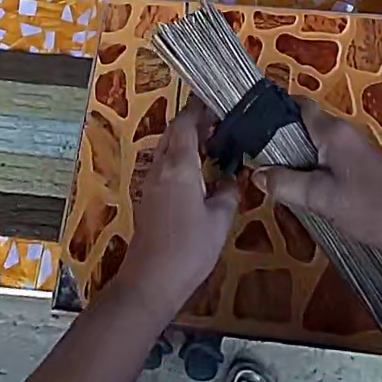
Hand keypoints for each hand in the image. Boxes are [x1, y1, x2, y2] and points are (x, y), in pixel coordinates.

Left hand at [113, 99, 237, 317]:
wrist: (151, 280)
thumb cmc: (188, 249)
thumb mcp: (219, 221)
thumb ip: (228, 193)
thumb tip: (233, 179)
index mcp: (178, 165)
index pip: (185, 123)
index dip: (198, 109)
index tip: (216, 102)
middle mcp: (160, 166)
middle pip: (173, 131)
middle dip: (194, 122)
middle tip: (220, 123)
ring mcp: (151, 180)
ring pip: (167, 147)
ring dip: (186, 139)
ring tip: (213, 144)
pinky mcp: (149, 195)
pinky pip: (165, 164)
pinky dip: (181, 157)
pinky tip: (199, 171)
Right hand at [254, 100, 381, 254]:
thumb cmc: (371, 207)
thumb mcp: (321, 198)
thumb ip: (285, 184)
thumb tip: (254, 174)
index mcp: (332, 131)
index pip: (298, 104)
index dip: (273, 108)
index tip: (249, 121)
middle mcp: (341, 133)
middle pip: (301, 123)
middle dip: (277, 136)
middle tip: (253, 154)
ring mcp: (352, 149)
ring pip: (312, 142)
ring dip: (292, 154)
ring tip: (269, 171)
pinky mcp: (358, 166)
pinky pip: (323, 156)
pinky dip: (307, 165)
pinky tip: (298, 186)